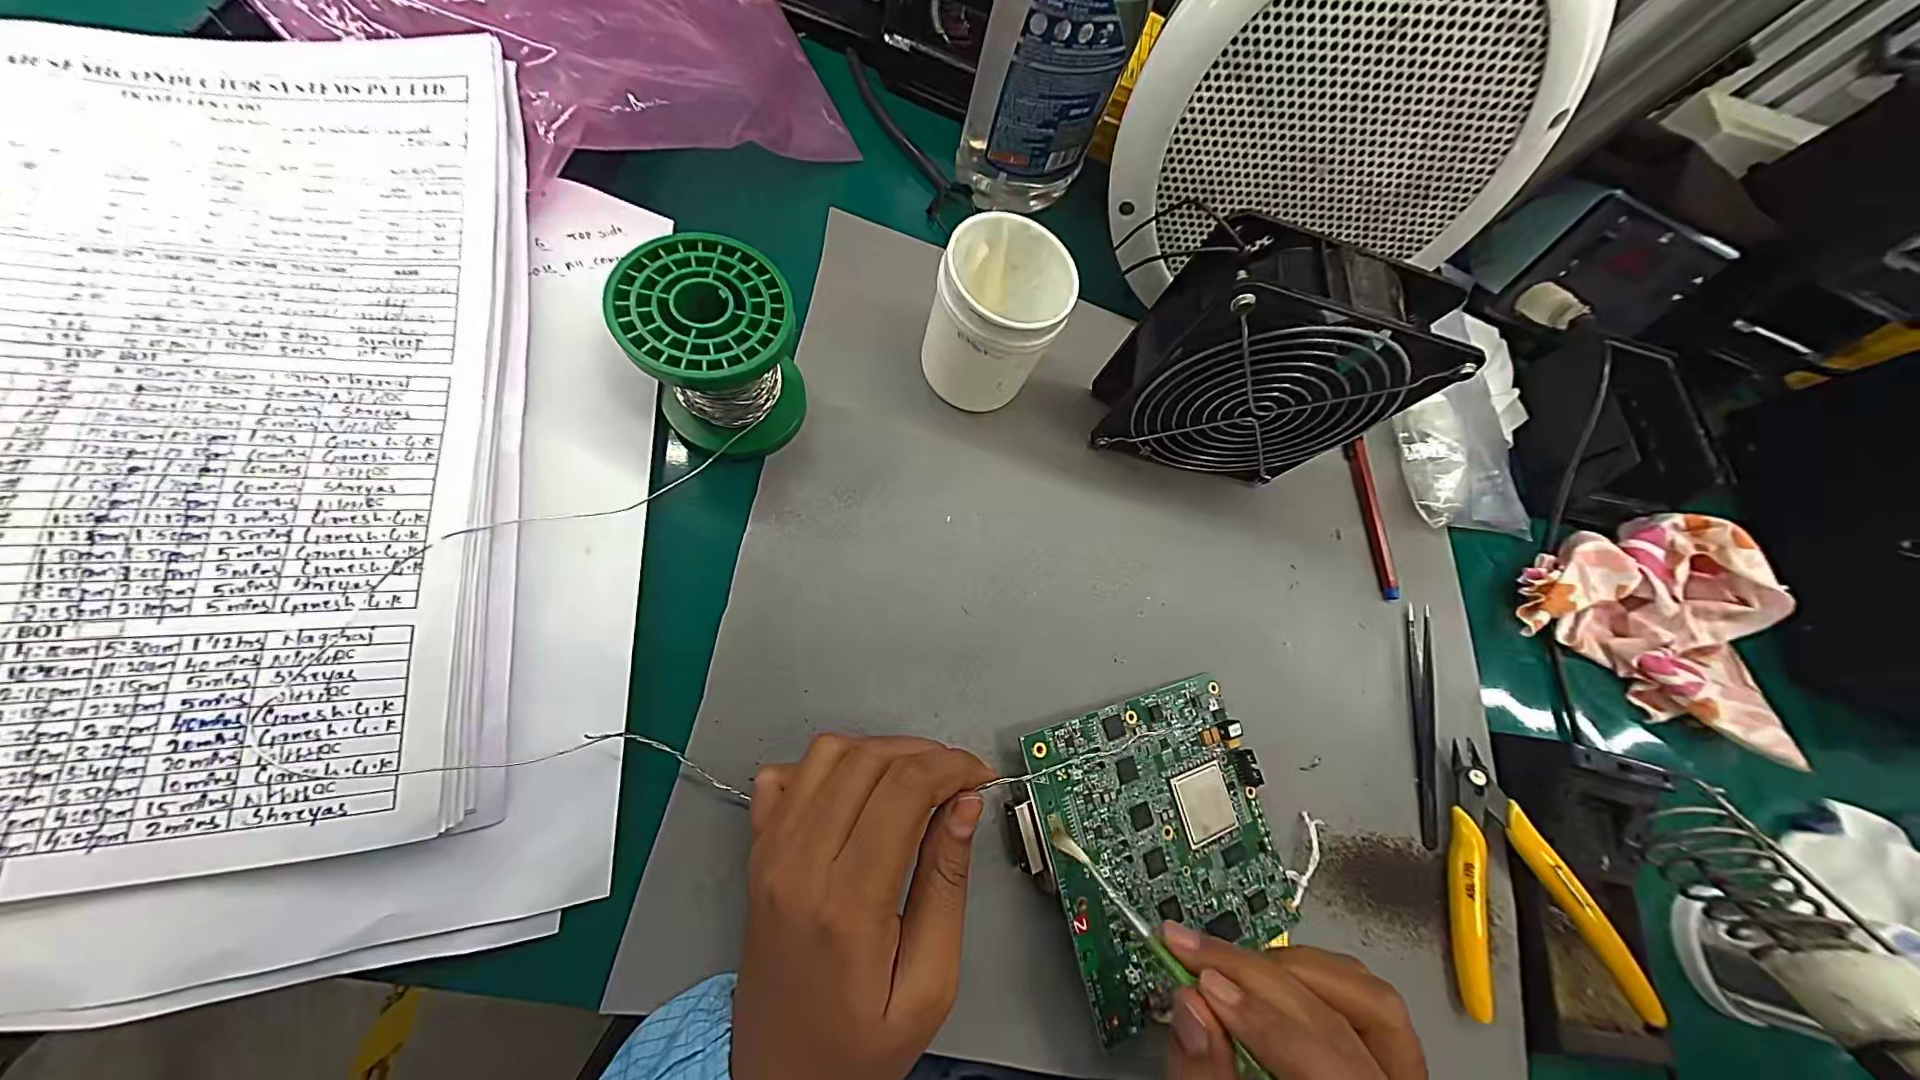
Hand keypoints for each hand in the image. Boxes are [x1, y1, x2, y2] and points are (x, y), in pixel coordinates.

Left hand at [732, 734, 995, 1079]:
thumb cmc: (855, 1046)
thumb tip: (963, 808)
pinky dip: (827, 763)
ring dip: (880, 750)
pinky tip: (855, 787)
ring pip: (828, 752)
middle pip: (869, 760)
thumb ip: (947, 885)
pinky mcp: (759, 851)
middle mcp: (800, 865)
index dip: (952, 766)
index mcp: (848, 903)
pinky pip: (786, 774)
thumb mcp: (928, 984)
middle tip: (955, 777)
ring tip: (913, 778)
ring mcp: (771, 853)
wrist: (779, 1076)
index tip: (977, 775)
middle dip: (926, 753)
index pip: (904, 789)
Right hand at [1159, 925, 1426, 1079]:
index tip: (1198, 981)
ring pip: (1366, 998)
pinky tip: (1268, 979)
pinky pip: (1370, 1004)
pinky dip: (1314, 976)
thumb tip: (1189, 1001)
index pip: (1323, 1065)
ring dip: (1288, 968)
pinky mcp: (1393, 1073)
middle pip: (1332, 1019)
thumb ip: (1205, 1079)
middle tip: (1188, 950)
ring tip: (1229, 967)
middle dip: (1250, 974)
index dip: (1258, 1017)